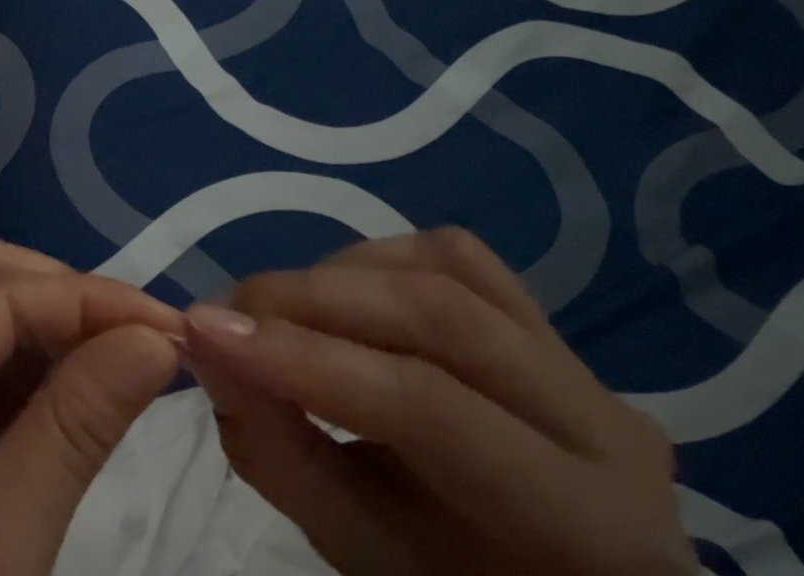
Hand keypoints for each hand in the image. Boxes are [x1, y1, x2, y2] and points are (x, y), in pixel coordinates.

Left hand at [0, 236, 183, 575]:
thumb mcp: (2, 535)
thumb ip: (77, 426)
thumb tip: (157, 337)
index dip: (87, 298)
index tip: (174, 323)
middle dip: (64, 299)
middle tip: (145, 338)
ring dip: (52, 333)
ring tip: (127, 361)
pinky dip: (31, 376)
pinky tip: (81, 394)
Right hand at [182, 228, 694, 575]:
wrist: (542, 574)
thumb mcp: (356, 548)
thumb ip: (276, 449)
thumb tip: (206, 346)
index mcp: (579, 520)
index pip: (426, 407)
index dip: (303, 359)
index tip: (201, 332)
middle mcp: (602, 421)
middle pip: (440, 314)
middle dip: (306, 300)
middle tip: (220, 316)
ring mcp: (582, 362)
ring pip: (449, 267)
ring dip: (337, 274)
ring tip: (276, 313)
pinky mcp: (547, 323)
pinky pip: (457, 259)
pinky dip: (374, 260)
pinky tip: (338, 296)